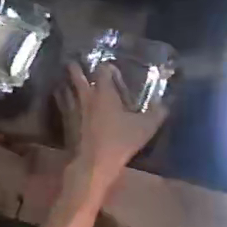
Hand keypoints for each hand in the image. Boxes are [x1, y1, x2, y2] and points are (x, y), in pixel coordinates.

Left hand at [57, 62, 166, 191]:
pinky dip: (61, 100)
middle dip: (75, 67)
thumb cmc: (119, 142)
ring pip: (65, 89)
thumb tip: (165, 104)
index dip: (107, 67)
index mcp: (104, 93)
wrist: (92, 164)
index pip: (103, 70)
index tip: (111, 68)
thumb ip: (157, 114)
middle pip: (76, 75)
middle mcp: (86, 97)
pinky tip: (63, 102)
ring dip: (66, 83)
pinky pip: (61, 106)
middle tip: (74, 61)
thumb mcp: (145, 128)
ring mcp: (73, 109)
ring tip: (66, 80)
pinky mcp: (65, 123)